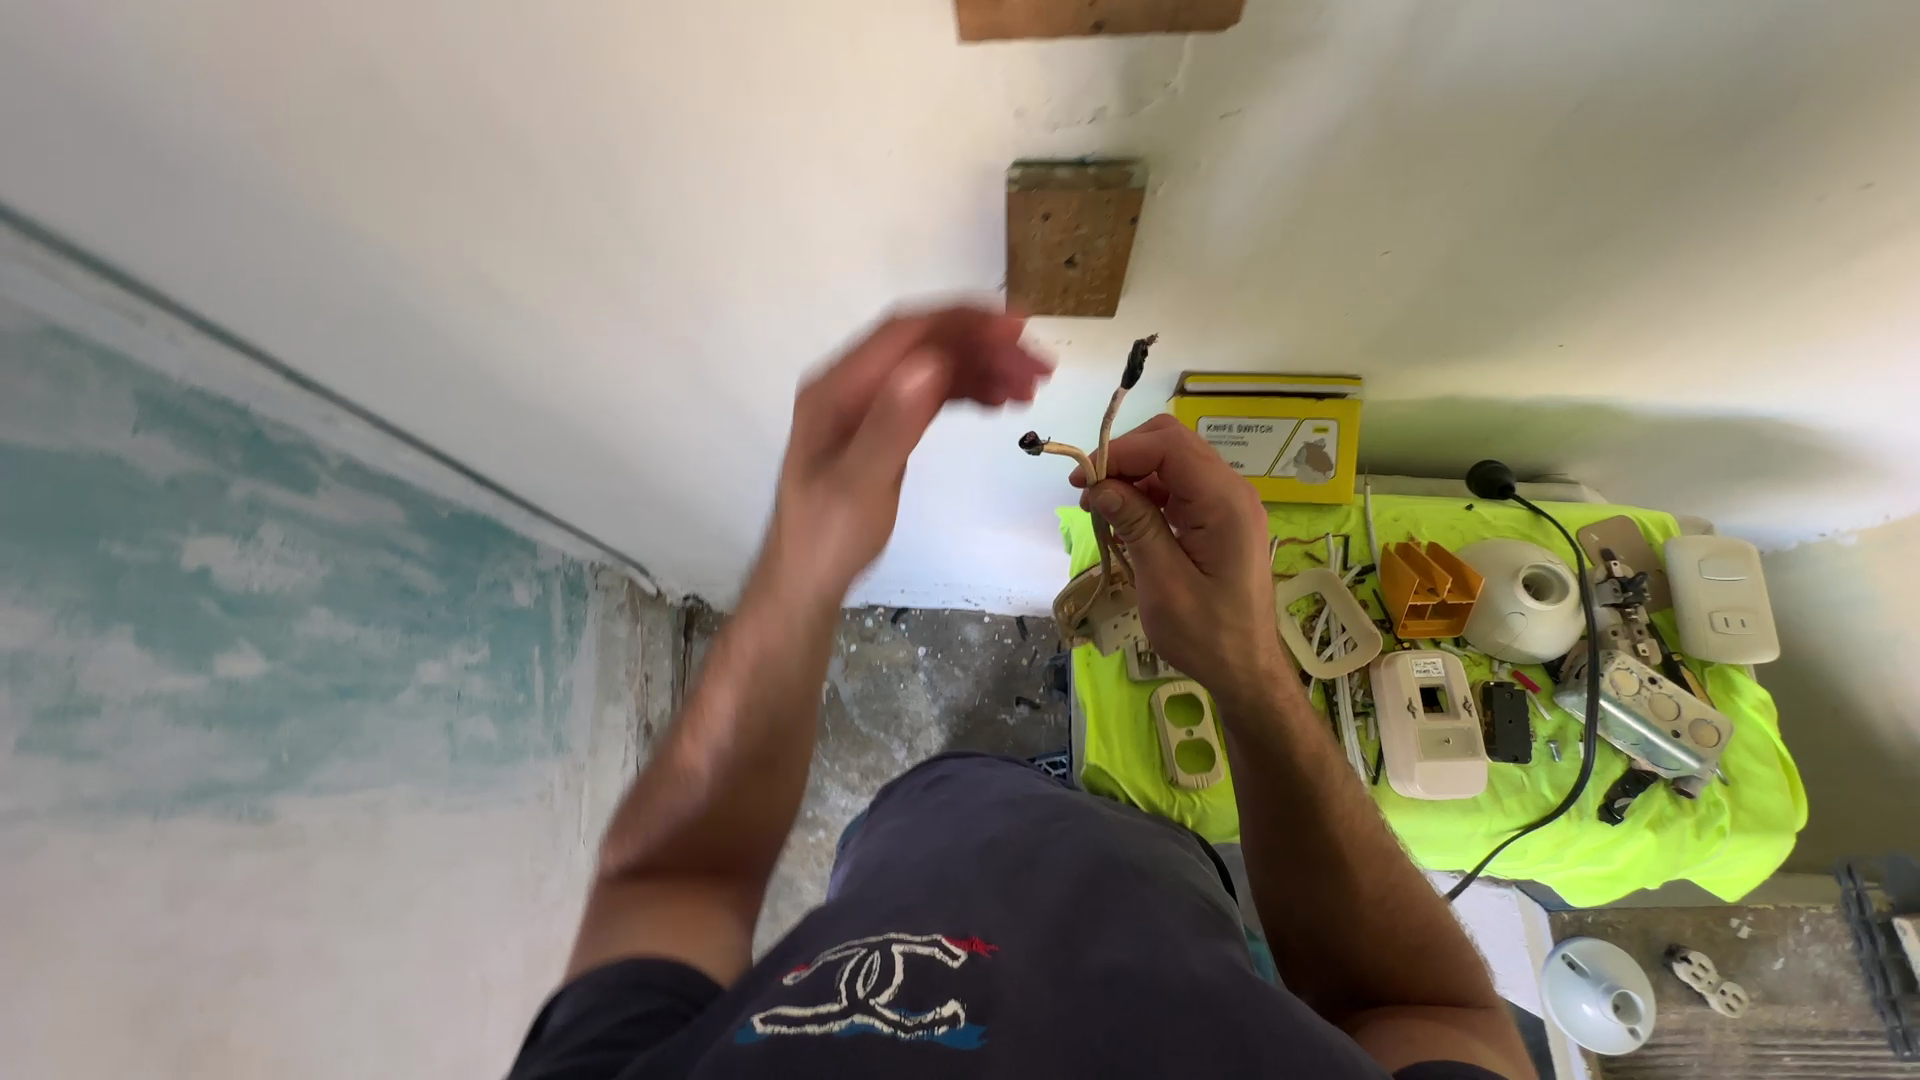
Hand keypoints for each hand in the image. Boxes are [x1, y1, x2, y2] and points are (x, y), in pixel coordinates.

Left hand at [756, 306, 1051, 601]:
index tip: (1018, 329)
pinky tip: (998, 402)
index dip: (963, 323)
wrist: (807, 577)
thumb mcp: (859, 485)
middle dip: (984, 348)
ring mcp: (868, 405)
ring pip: (934, 369)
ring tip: (1029, 389)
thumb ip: (892, 425)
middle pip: (926, 346)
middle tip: (1039, 368)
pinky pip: (931, 395)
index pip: (906, 334)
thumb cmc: (828, 537)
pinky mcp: (884, 426)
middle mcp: (852, 386)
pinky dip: (966, 392)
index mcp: (838, 388)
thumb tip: (931, 365)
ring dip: (982, 370)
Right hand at [1071, 415, 1290, 702]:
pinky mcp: (1219, 519)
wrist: (1246, 670)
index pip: (1169, 447)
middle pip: (1172, 444)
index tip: (1081, 480)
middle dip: (1124, 457)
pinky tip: (1124, 519)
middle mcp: (1231, 492)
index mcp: (1225, 504)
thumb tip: (1099, 485)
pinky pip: (1178, 487)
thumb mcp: (1164, 584)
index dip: (1120, 452)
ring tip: (1099, 508)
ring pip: (1172, 462)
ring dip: (1132, 475)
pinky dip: (1146, 493)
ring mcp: (1227, 504)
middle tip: (1088, 492)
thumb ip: (1135, 526)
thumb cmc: (1206, 636)